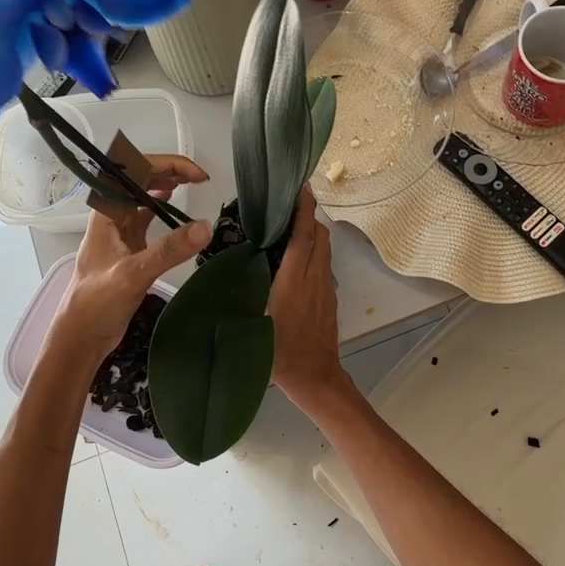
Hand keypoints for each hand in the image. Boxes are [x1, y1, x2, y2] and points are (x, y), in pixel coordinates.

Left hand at [49, 155, 210, 364]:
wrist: (81, 336)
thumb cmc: (97, 302)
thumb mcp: (134, 273)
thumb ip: (169, 250)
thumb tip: (206, 227)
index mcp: (105, 212)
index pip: (134, 171)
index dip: (165, 164)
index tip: (195, 174)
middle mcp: (110, 216)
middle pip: (139, 179)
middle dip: (168, 171)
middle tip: (200, 178)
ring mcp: (118, 231)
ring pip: (143, 197)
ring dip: (165, 186)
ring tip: (191, 184)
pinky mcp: (127, 248)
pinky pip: (146, 218)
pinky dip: (162, 209)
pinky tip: (174, 207)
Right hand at [266, 187, 350, 408]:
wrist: (317, 378)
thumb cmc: (281, 356)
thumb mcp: (255, 325)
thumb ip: (249, 295)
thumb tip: (235, 272)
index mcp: (293, 282)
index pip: (302, 237)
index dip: (302, 210)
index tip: (301, 186)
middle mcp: (314, 279)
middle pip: (318, 236)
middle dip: (307, 215)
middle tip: (288, 202)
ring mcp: (325, 287)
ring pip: (323, 249)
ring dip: (311, 232)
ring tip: (289, 224)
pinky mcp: (330, 297)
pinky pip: (323, 263)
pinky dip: (312, 250)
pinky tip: (295, 256)